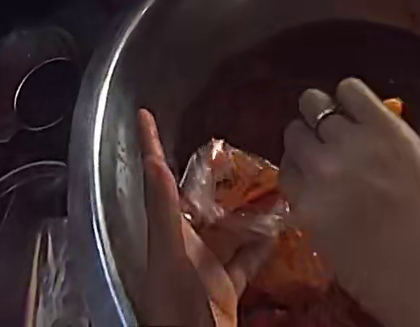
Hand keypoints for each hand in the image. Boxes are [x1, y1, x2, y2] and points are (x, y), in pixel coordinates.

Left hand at [136, 109, 273, 326]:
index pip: (154, 179)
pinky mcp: (223, 291)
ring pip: (224, 228)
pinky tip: (276, 230)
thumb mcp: (172, 260)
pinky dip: (258, 246)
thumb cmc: (177, 314)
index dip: (149, 145)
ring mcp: (203, 268)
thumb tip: (154, 161)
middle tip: (230, 146)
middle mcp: (182, 246)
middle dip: (211, 175)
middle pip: (195, 200)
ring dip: (243, 210)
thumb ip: (165, 213)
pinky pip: (242, 261)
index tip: (143, 113)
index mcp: (164, 234)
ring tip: (265, 184)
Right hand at [278, 79, 419, 325]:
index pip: (286, 168)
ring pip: (315, 103)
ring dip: (326, 114)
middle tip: (330, 148)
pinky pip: (351, 88)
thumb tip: (313, 187)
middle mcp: (323, 169)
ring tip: (345, 125)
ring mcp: (353, 142)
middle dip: (310, 139)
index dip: (301, 167)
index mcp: (309, 206)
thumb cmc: (399, 285)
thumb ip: (318, 214)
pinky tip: (365, 113)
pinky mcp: (384, 124)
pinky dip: (353, 97)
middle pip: (295, 131)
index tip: (313, 171)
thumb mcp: (338, 256)